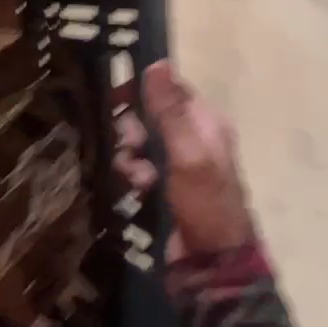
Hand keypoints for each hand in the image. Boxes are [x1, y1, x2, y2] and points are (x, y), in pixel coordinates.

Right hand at [113, 61, 254, 257]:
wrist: (211, 264)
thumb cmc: (206, 203)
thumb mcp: (188, 154)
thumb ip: (170, 111)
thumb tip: (158, 62)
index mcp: (206, 123)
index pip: (168, 89)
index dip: (141, 90)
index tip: (116, 99)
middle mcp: (191, 137)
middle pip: (146, 115)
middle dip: (131, 130)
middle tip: (131, 147)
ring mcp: (176, 163)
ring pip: (136, 142)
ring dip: (130, 156)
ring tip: (137, 178)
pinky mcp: (162, 184)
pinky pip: (135, 165)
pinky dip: (131, 174)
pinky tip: (136, 189)